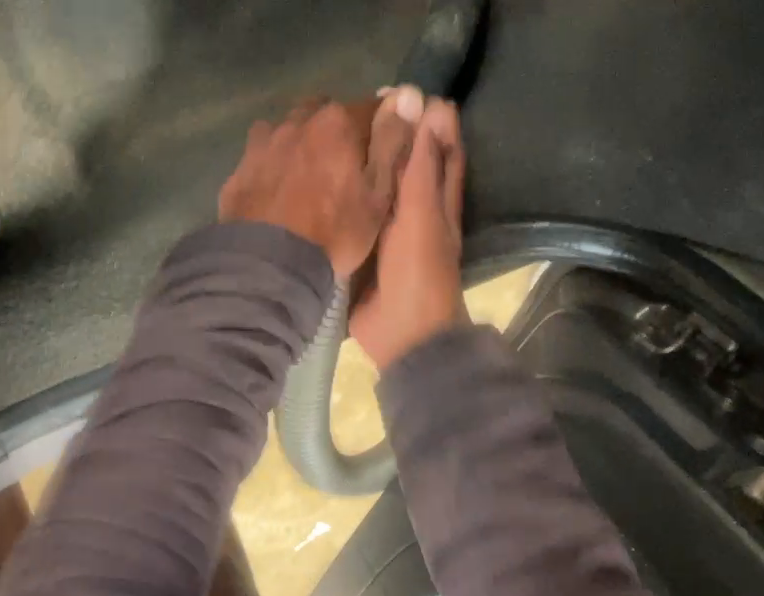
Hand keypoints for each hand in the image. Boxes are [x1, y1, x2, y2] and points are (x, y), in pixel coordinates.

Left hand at [218, 89, 422, 279]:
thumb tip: (406, 98)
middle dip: (335, 132)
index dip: (380, 130)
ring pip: (287, 130)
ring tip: (302, 181)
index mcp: (338, 122)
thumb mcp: (378, 197)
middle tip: (339, 169)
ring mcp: (263, 144)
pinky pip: (260, 158)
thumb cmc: (334, 235)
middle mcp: (298, 121)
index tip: (380, 153)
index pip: (371, 108)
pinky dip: (270, 168)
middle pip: (324, 114)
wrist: (268, 268)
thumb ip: (392, 144)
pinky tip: (273, 194)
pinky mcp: (238, 171)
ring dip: (299, 145)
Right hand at [350, 97, 469, 370]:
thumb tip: (430, 108)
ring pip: (377, 196)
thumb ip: (421, 168)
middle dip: (392, 143)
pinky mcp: (362, 259)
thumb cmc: (418, 274)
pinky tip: (323, 190)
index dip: (430, 122)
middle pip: (406, 171)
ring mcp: (386, 239)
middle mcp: (415, 217)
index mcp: (438, 203)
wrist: (402, 337)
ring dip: (364, 172)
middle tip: (361, 110)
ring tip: (337, 139)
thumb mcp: (421, 215)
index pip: (440, 153)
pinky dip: (345, 206)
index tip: (401, 91)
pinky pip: (355, 224)